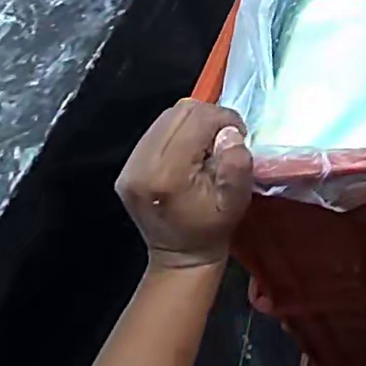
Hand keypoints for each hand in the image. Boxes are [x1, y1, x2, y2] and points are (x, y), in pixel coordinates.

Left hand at [115, 99, 252, 270]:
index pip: (198, 118)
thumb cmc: (212, 226)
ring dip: (196, 121)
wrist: (179, 254)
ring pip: (169, 115)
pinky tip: (191, 149)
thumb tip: (229, 133)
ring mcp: (129, 166)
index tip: (237, 137)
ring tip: (208, 143)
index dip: (225, 120)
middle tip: (224, 139)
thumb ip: (236, 164)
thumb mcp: (237, 199)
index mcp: (166, 175)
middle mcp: (141, 166)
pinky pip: (159, 127)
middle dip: (211, 117)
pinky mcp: (127, 166)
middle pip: (181, 111)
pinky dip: (181, 129)